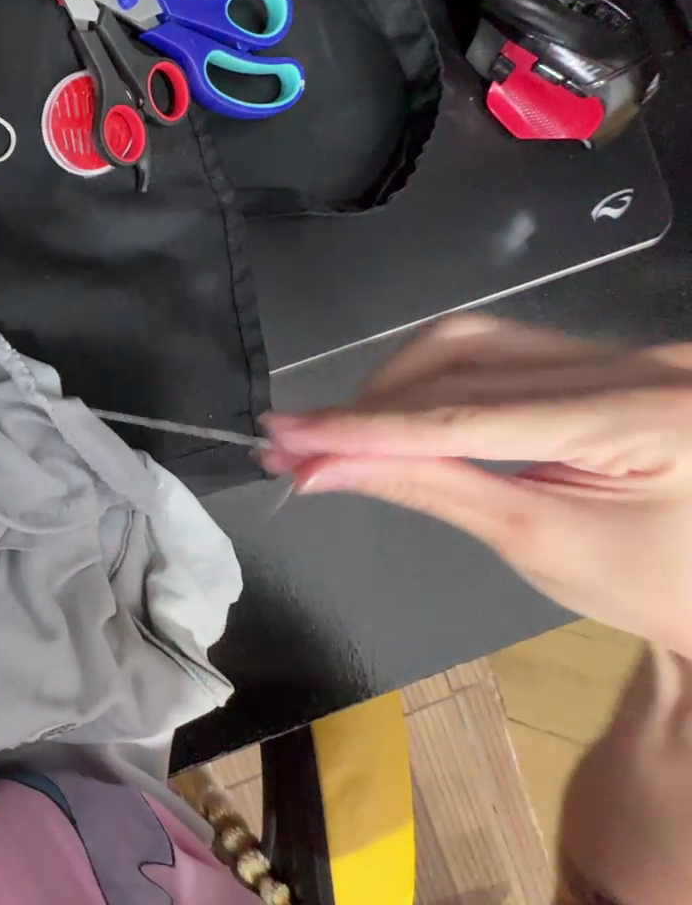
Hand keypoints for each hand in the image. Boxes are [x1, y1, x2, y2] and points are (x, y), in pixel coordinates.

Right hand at [260, 314, 691, 656]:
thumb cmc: (660, 585)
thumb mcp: (539, 542)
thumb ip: (425, 489)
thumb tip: (315, 469)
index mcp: (646, 416)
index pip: (463, 415)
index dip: (358, 427)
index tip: (278, 432)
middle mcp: (640, 363)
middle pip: (458, 369)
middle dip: (362, 412)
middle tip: (288, 445)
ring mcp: (623, 353)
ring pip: (464, 346)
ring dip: (387, 389)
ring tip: (338, 435)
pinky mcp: (601, 359)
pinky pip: (488, 352)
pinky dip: (422, 381)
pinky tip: (393, 414)